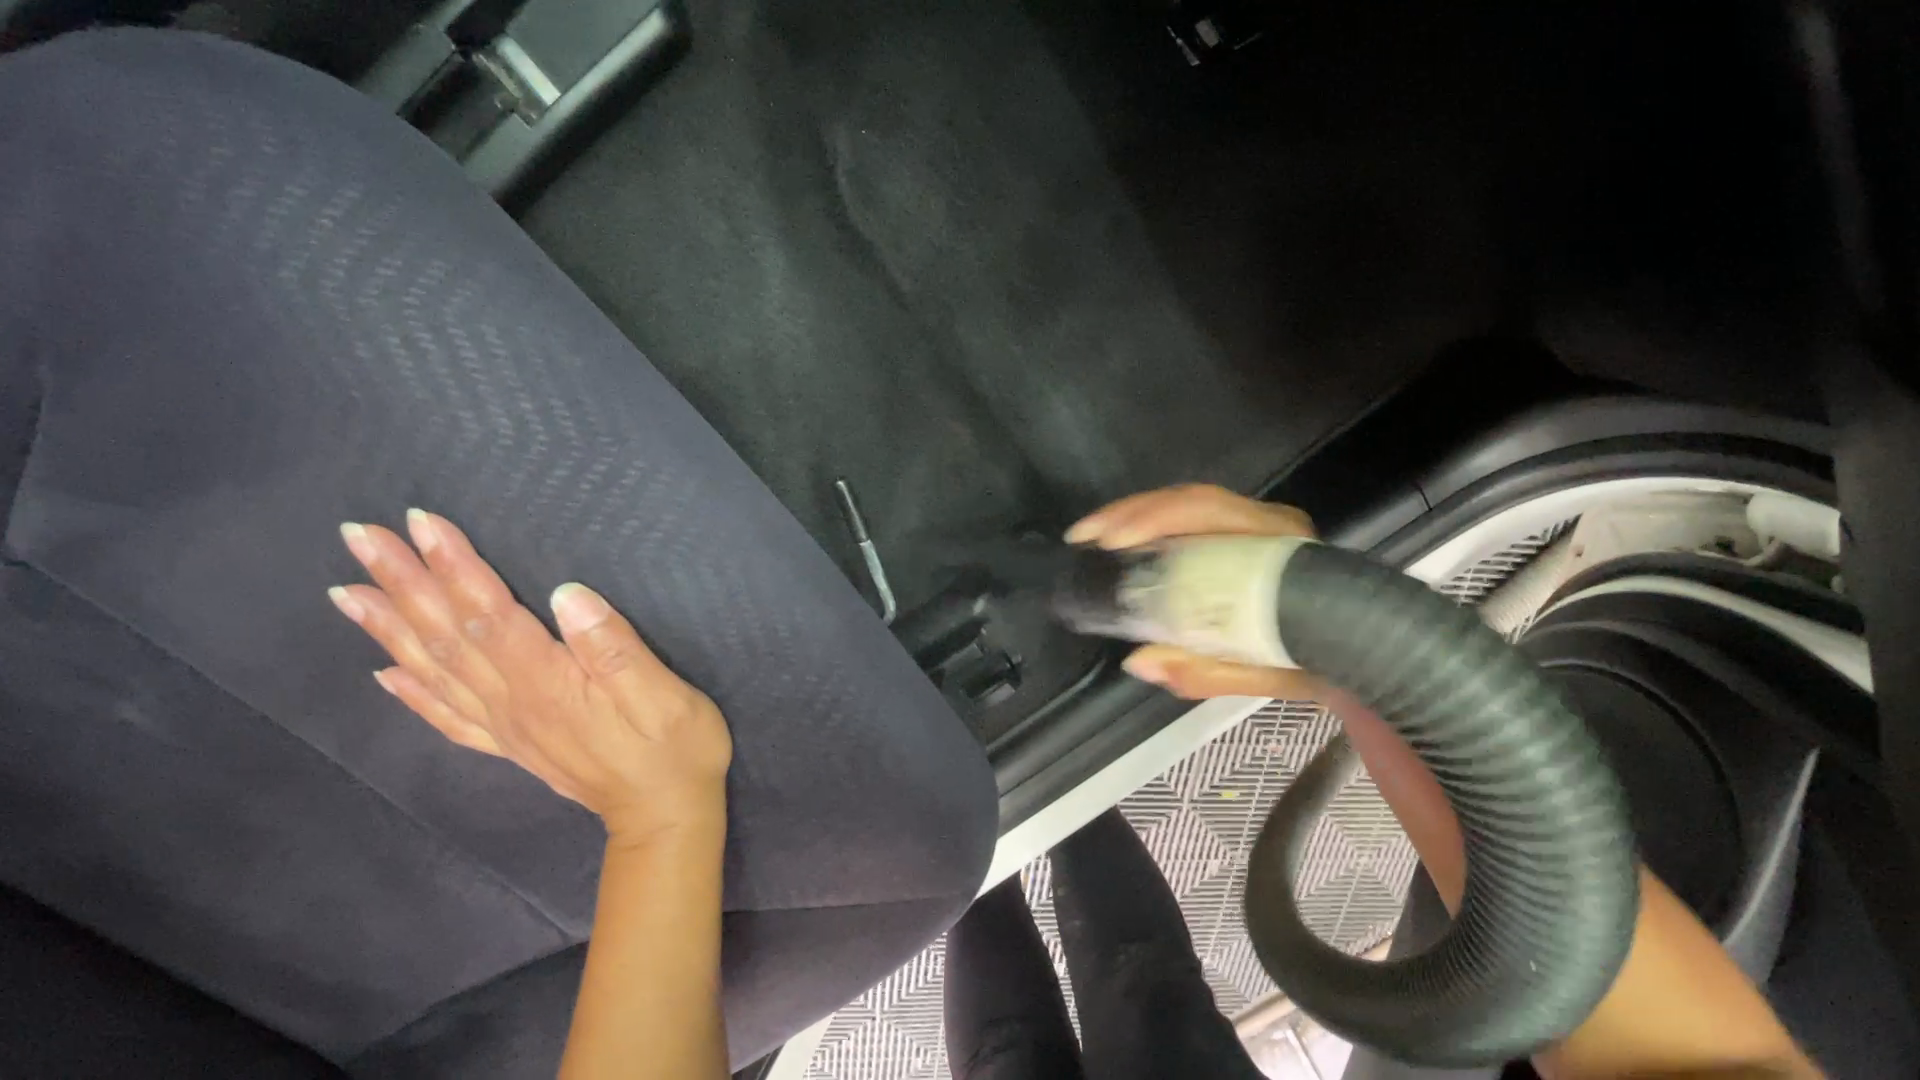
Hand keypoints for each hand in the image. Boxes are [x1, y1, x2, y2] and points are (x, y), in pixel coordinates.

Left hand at [327, 510, 731, 845]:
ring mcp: (506, 728)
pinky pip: (447, 717)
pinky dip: (410, 692)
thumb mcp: (664, 695)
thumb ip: (615, 647)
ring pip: (434, 671)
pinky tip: (383, 673)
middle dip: (403, 582)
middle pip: (447, 636)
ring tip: (346, 591)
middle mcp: (513, 703)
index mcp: (548, 683)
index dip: (454, 566)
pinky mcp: (511, 746)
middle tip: (359, 536)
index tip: (421, 522)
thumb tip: (569, 595)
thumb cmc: (675, 748)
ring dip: (389, 627)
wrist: (664, 817)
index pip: (489, 615)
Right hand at [1065, 483, 1324, 700]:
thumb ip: (1206, 671)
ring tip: (1088, 535)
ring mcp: (1250, 523)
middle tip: (1084, 535)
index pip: (1210, 512)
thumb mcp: (1263, 674)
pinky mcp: (1234, 533)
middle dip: (1129, 513)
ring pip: (1183, 503)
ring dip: (1130, 515)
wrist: (1354, 652)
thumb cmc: (1311, 660)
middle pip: (1188, 499)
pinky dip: (1145, 524)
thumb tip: (1139, 662)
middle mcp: (1263, 521)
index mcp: (1275, 544)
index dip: (1157, 519)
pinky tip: (1114, 538)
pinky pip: (1185, 517)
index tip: (1115, 543)